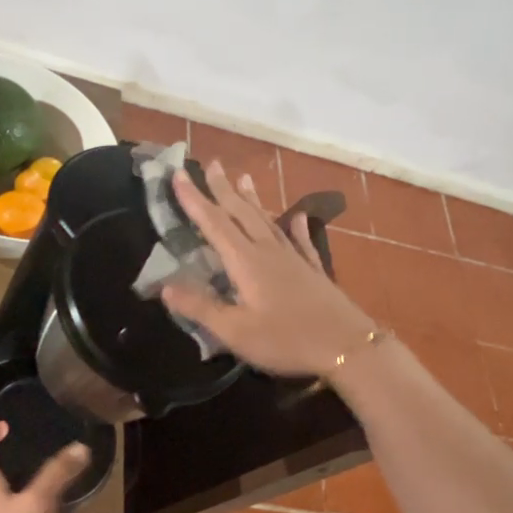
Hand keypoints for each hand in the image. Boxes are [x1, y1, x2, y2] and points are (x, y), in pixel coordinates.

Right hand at [161, 161, 376, 377]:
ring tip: (244, 177)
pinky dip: (296, 227)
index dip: (195, 200)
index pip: (215, 224)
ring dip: (253, 199)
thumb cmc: (285, 340)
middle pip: (242, 213)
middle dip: (223, 189)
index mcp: (246, 263)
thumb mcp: (234, 331)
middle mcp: (269, 252)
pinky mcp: (312, 272)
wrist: (348, 347)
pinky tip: (298, 216)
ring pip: (267, 221)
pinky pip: (301, 241)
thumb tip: (164, 287)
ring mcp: (294, 260)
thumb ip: (200, 307)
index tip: (178, 174)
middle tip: (212, 164)